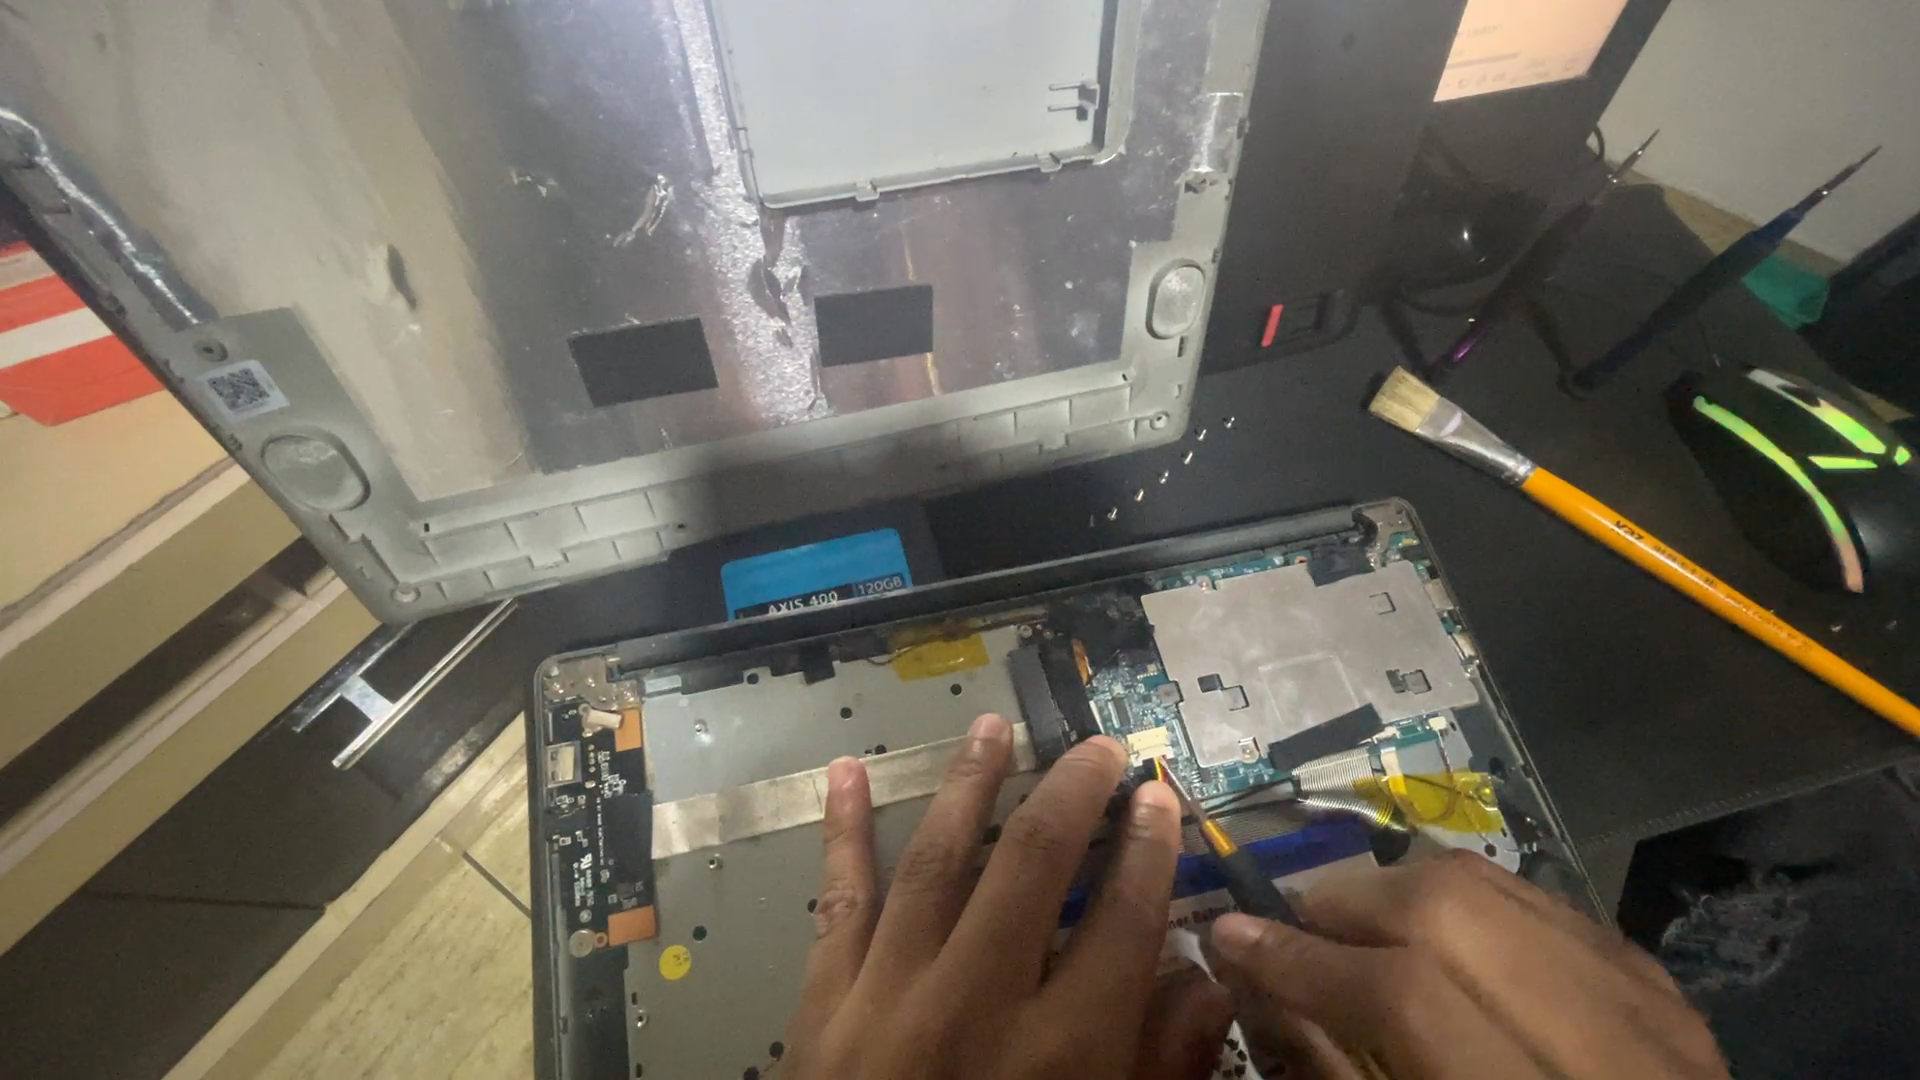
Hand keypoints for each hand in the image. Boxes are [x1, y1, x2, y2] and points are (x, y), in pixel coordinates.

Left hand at [783, 713, 1233, 1079]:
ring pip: (938, 860)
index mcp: (1060, 1057)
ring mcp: (889, 995)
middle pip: (1033, 867)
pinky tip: (844, 771)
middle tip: (1098, 748)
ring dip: (970, 783)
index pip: (1122, 923)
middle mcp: (975, 1007)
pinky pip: (839, 899)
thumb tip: (1203, 977)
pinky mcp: (826, 1000)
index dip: (1149, 850)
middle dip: (1072, 794)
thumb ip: (1159, 1068)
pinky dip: (841, 830)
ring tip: (993, 726)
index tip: (1159, 797)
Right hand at [1209, 849, 1729, 1079]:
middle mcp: (1614, 1050)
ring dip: (1391, 892)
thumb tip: (1251, 961)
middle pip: (1443, 912)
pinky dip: (1455, 899)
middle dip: (1343, 907)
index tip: (1228, 934)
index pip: (1403, 995)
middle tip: (1296, 931)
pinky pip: (1523, 895)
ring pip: (1481, 884)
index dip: (1300, 958)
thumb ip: (1331, 1059)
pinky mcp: (1656, 978)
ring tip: (1354, 927)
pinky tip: (1433, 933)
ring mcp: (1649, 1004)